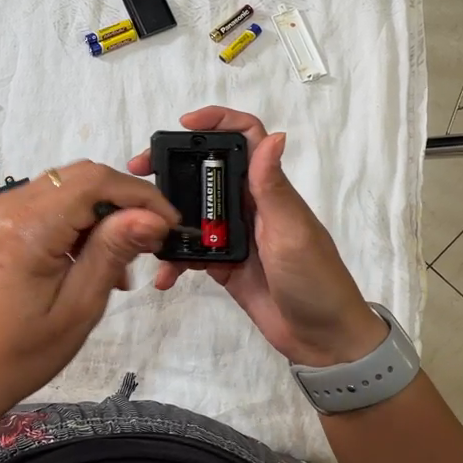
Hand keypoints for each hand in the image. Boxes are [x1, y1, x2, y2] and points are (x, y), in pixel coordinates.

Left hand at [0, 161, 179, 409]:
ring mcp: (1, 209)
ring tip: (119, 263)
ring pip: (68, 185)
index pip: (94, 182)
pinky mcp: (1, 218)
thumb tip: (151, 216)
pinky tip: (91, 258)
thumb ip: (113, 251)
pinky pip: (51, 201)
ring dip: (102, 212)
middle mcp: (9, 206)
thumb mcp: (81, 305)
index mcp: (27, 227)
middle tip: (149, 244)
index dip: (139, 195)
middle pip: (82, 176)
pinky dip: (79, 219)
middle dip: (123, 202)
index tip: (169, 224)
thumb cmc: (26, 349)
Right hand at [128, 107, 382, 366]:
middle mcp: (246, 204)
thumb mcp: (292, 231)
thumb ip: (274, 187)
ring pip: (188, 211)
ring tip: (138, 226)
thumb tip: (274, 135)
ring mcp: (231, 233)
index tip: (183, 124)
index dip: (217, 121)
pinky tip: (163, 274)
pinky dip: (172, 261)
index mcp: (267, 188)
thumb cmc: (316, 279)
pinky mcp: (220, 262)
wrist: (323, 341)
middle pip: (203, 171)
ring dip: (164, 217)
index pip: (245, 138)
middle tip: (138, 172)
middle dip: (170, 167)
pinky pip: (187, 252)